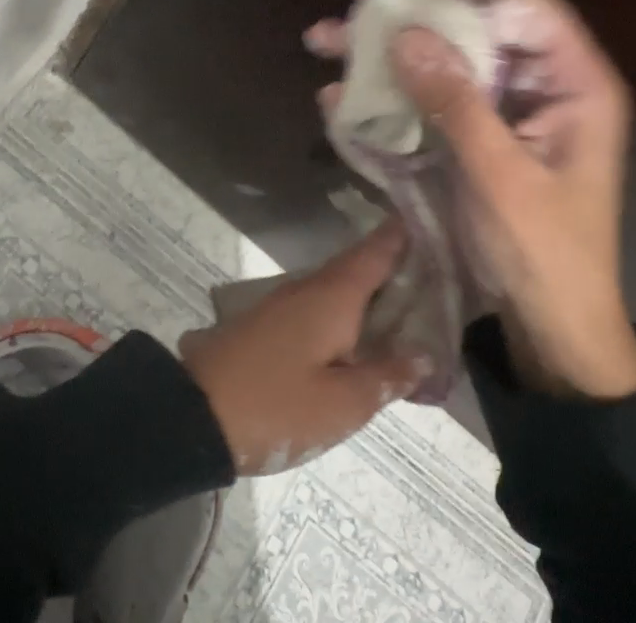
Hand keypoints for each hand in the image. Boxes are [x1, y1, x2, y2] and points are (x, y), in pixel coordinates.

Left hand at [179, 221, 433, 475]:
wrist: (193, 415)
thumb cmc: (276, 406)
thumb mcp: (344, 402)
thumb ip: (387, 375)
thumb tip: (423, 354)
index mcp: (330, 296)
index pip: (376, 250)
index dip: (406, 234)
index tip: (438, 220)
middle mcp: (304, 289)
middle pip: (357, 270)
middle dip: (396, 272)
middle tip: (442, 281)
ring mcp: (278, 307)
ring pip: (334, 293)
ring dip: (368, 299)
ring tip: (411, 315)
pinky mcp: (262, 329)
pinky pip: (314, 313)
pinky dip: (343, 320)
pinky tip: (360, 343)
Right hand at [305, 0, 635, 400]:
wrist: (548, 322)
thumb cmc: (544, 252)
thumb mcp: (500, 177)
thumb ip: (456, 103)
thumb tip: (407, 35)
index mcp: (569, 81)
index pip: (520, 5)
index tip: (403, 7)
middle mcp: (533, 81)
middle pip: (467, 19)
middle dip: (401, 1)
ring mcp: (496, 108)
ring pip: (436, 56)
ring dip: (379, 46)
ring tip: (320, 38)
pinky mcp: (466, 135)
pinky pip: (421, 99)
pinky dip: (380, 93)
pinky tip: (336, 95)